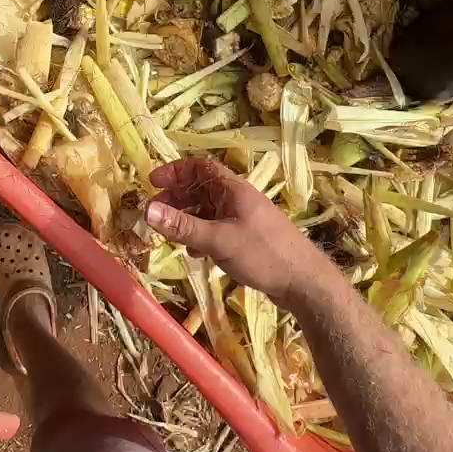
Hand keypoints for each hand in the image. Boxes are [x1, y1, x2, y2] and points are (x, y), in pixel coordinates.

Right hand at [146, 157, 340, 311]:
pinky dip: (201, 235)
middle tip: (155, 212)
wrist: (305, 284)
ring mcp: (243, 219)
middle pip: (201, 189)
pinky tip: (194, 252)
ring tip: (169, 233)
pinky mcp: (247, 238)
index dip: (175, 171)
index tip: (153, 183)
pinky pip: (216, 228)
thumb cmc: (263, 254)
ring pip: (207, 210)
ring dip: (187, 218)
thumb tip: (147, 210)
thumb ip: (182, 226)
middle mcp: (237, 199)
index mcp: (232, 189)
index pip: (200, 167)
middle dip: (176, 197)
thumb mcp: (218, 240)